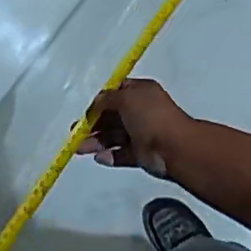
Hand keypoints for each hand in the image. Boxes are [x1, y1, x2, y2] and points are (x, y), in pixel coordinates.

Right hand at [79, 79, 196, 177]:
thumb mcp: (125, 98)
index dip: (100, 100)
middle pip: (112, 116)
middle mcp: (141, 111)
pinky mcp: (141, 154)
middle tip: (76, 132)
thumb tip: (95, 104)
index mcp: (141, 92)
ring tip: (80, 148)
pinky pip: (121, 153)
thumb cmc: (150, 116)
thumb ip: (106, 99)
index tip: (87, 110)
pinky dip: (110, 156)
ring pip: (113, 136)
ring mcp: (142, 134)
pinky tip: (100, 157)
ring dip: (96, 141)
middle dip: (93, 124)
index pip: (117, 92)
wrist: (175, 148)